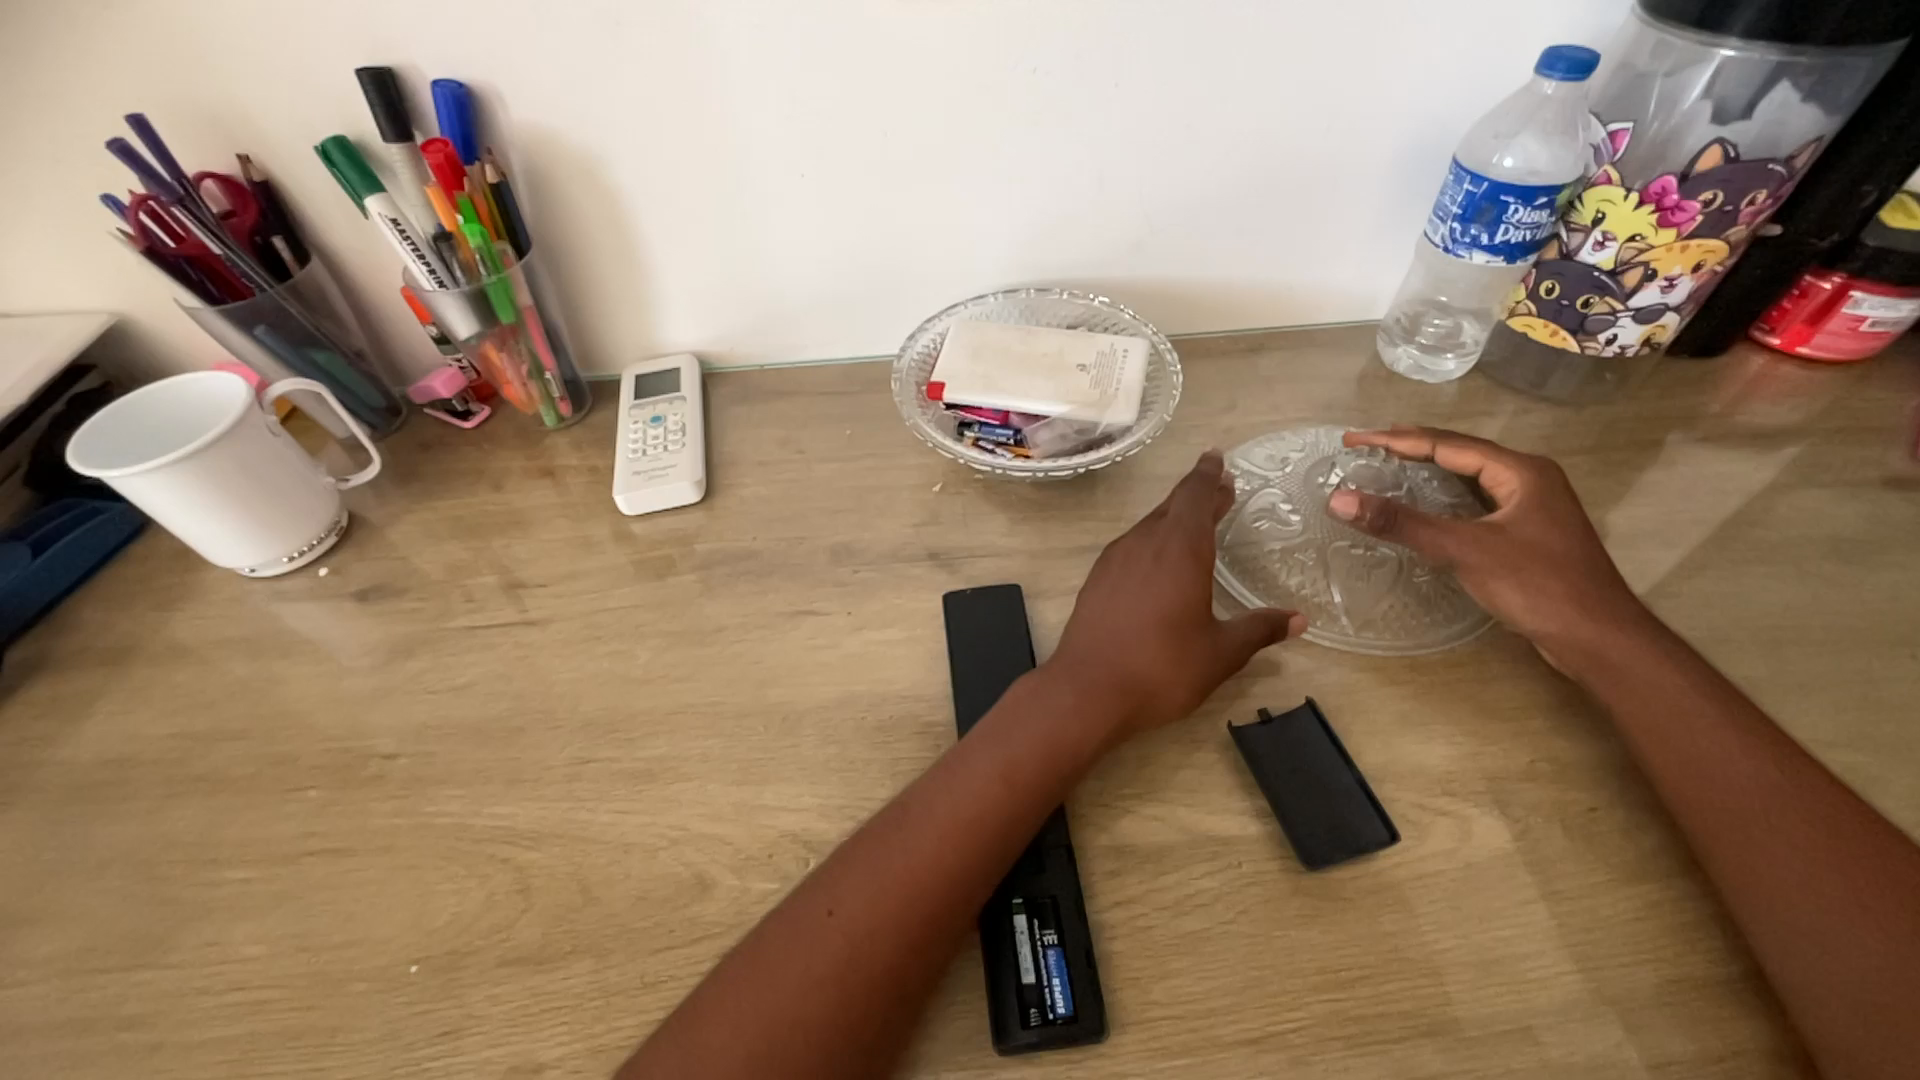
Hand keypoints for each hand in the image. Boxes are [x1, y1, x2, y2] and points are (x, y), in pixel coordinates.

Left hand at [1043, 450, 1305, 736]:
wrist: (1087, 689)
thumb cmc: (1161, 668)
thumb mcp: (1220, 653)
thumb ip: (1258, 630)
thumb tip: (1298, 620)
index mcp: (1179, 549)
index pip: (1195, 496)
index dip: (1208, 475)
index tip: (1216, 458)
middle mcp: (1144, 544)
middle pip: (1172, 506)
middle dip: (1196, 495)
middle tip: (1219, 488)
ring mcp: (1114, 560)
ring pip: (1148, 526)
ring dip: (1173, 519)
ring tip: (1194, 524)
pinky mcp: (1097, 580)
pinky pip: (1130, 547)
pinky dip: (1151, 542)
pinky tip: (1157, 562)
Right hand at [1327, 426, 1653, 669]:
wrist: (1597, 636)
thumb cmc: (1537, 585)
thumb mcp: (1464, 550)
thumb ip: (1403, 523)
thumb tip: (1340, 500)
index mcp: (1521, 471)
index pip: (1447, 445)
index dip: (1396, 440)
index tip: (1353, 440)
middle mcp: (1529, 479)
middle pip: (1460, 453)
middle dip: (1411, 447)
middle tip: (1365, 447)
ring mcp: (1531, 507)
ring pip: (1469, 477)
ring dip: (1427, 470)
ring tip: (1388, 465)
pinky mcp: (1526, 532)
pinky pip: (1475, 501)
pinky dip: (1442, 496)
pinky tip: (1424, 505)